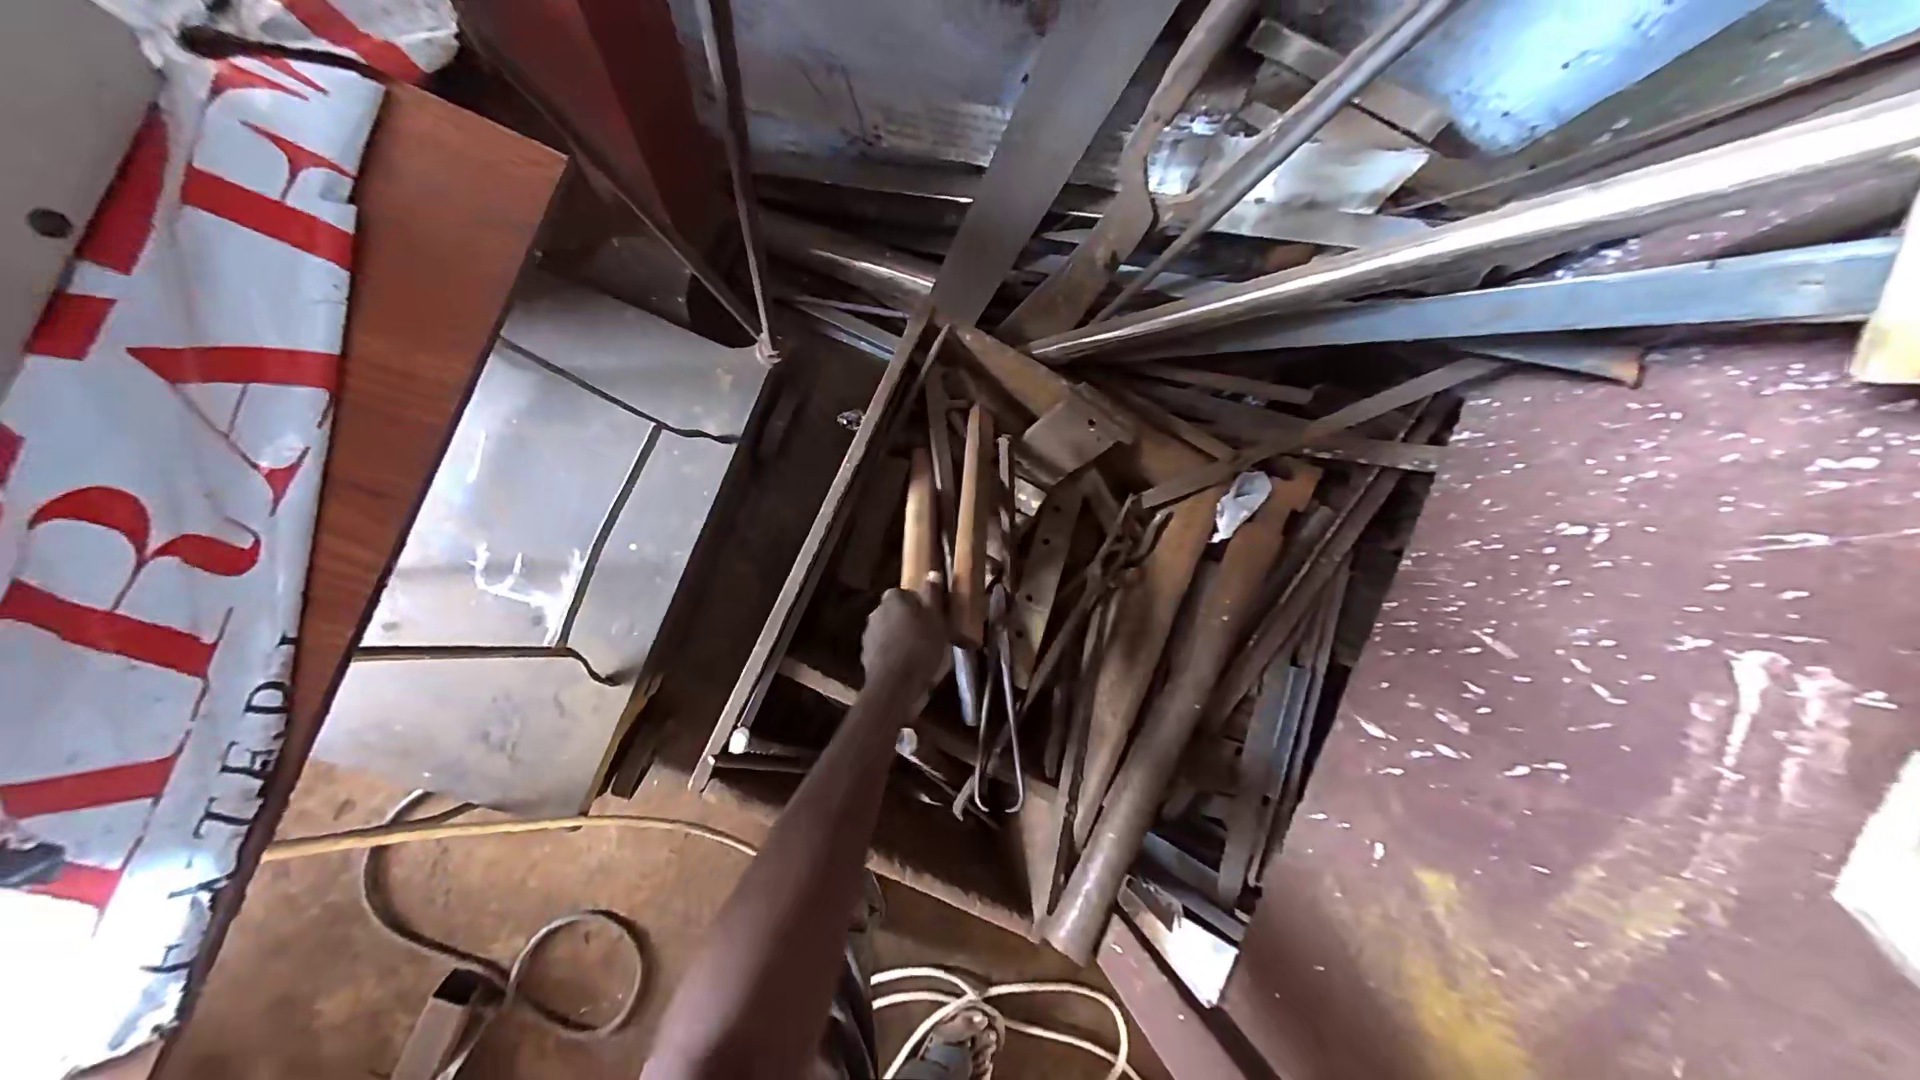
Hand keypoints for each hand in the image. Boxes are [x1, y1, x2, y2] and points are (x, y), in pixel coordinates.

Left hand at [861, 588, 947, 691]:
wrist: (895, 687)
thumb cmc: (921, 648)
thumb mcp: (937, 620)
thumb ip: (933, 596)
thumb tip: (932, 573)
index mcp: (892, 599)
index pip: (905, 593)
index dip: (919, 605)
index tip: (932, 618)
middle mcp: (876, 612)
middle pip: (895, 612)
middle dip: (908, 621)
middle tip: (928, 635)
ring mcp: (868, 636)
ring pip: (889, 632)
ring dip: (900, 638)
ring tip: (919, 654)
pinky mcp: (866, 657)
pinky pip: (884, 650)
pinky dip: (893, 655)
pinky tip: (908, 667)